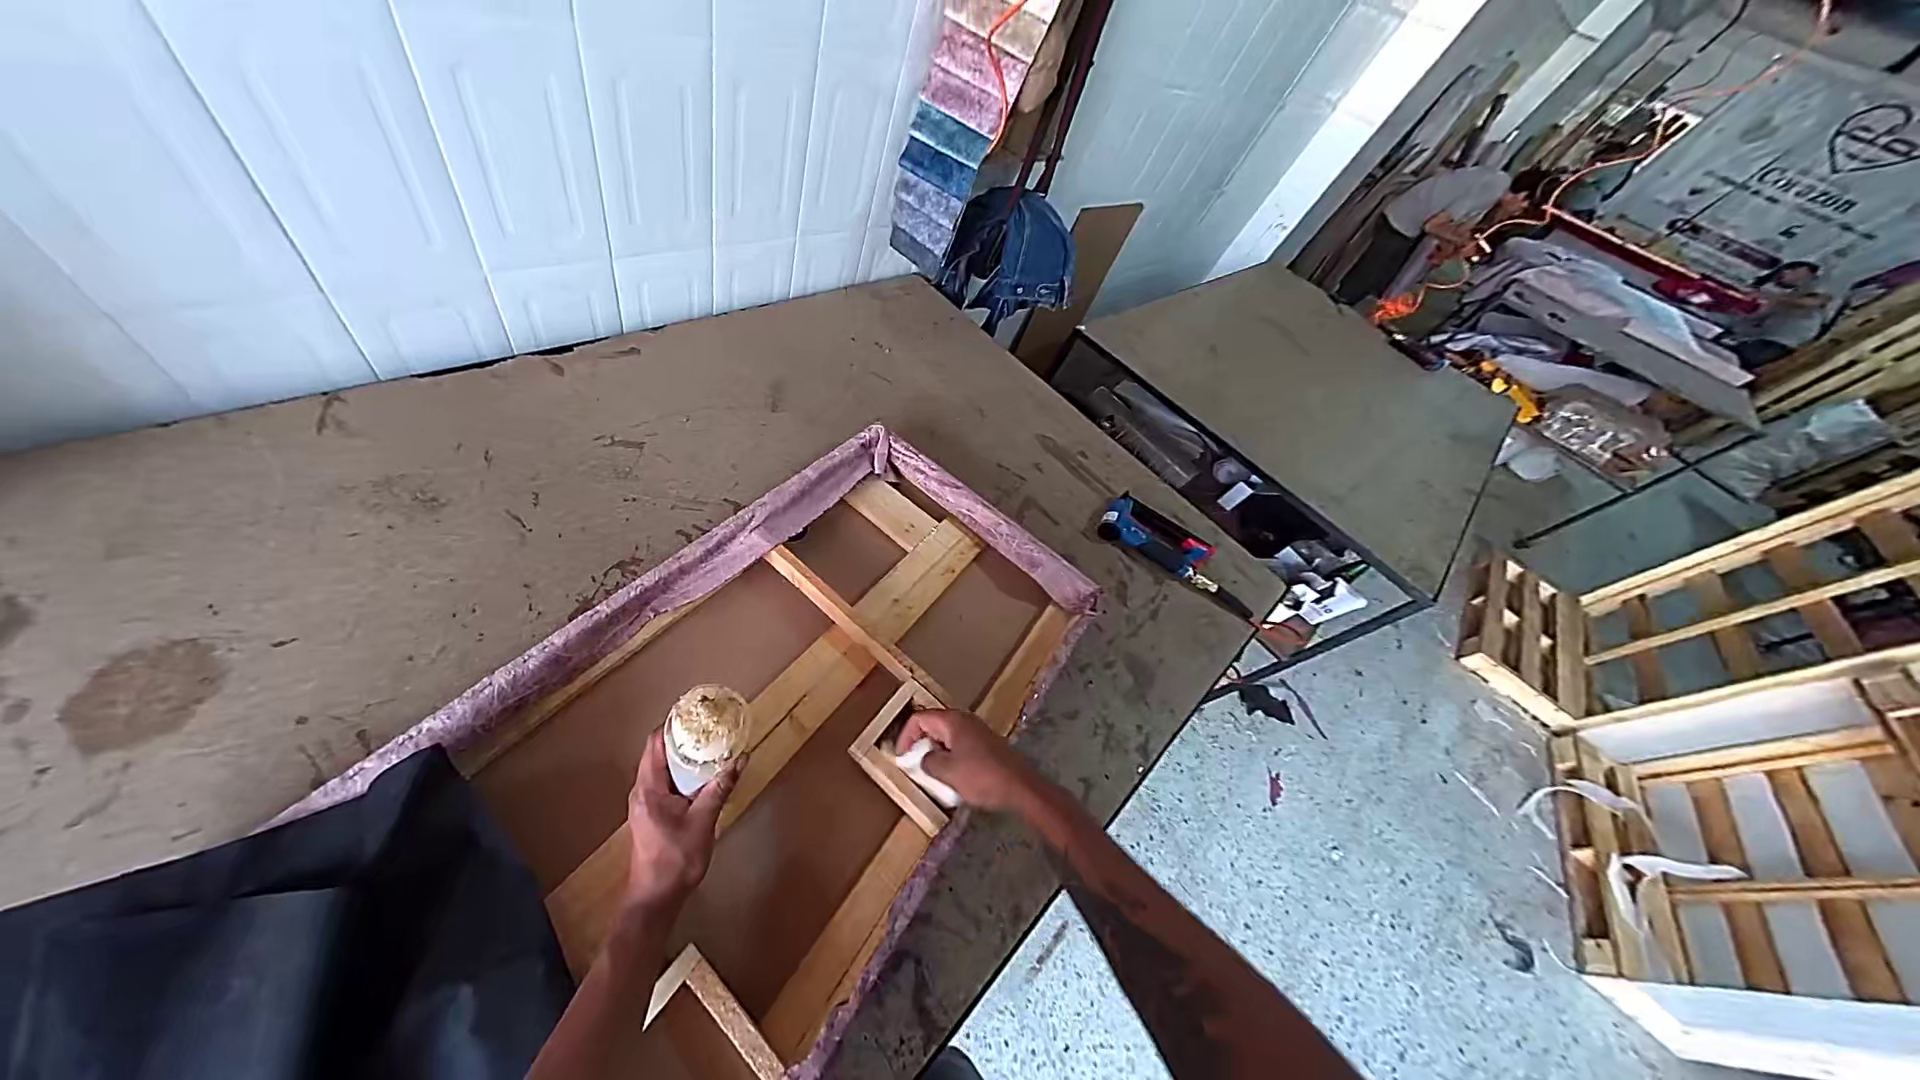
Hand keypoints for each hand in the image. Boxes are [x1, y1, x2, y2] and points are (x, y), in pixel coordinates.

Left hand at [625, 727, 737, 914]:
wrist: (656, 898)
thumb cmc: (676, 859)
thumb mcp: (704, 820)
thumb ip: (720, 787)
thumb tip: (740, 758)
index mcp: (649, 789)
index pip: (655, 744)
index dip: (672, 724)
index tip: (695, 711)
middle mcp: (643, 791)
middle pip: (659, 752)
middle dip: (683, 736)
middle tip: (709, 725)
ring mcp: (646, 803)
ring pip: (664, 768)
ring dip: (684, 755)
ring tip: (710, 743)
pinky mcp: (653, 814)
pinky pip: (668, 782)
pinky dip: (684, 772)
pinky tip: (704, 773)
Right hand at [895, 709, 1043, 813]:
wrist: (1019, 787)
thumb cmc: (982, 776)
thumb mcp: (946, 772)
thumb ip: (928, 761)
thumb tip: (924, 759)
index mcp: (953, 721)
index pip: (919, 718)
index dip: (906, 736)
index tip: (901, 757)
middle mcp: (965, 721)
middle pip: (933, 726)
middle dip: (920, 745)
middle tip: (914, 766)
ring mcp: (977, 732)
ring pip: (946, 738)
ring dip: (935, 754)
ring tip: (931, 775)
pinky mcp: (986, 746)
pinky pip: (959, 747)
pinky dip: (950, 758)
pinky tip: (952, 778)